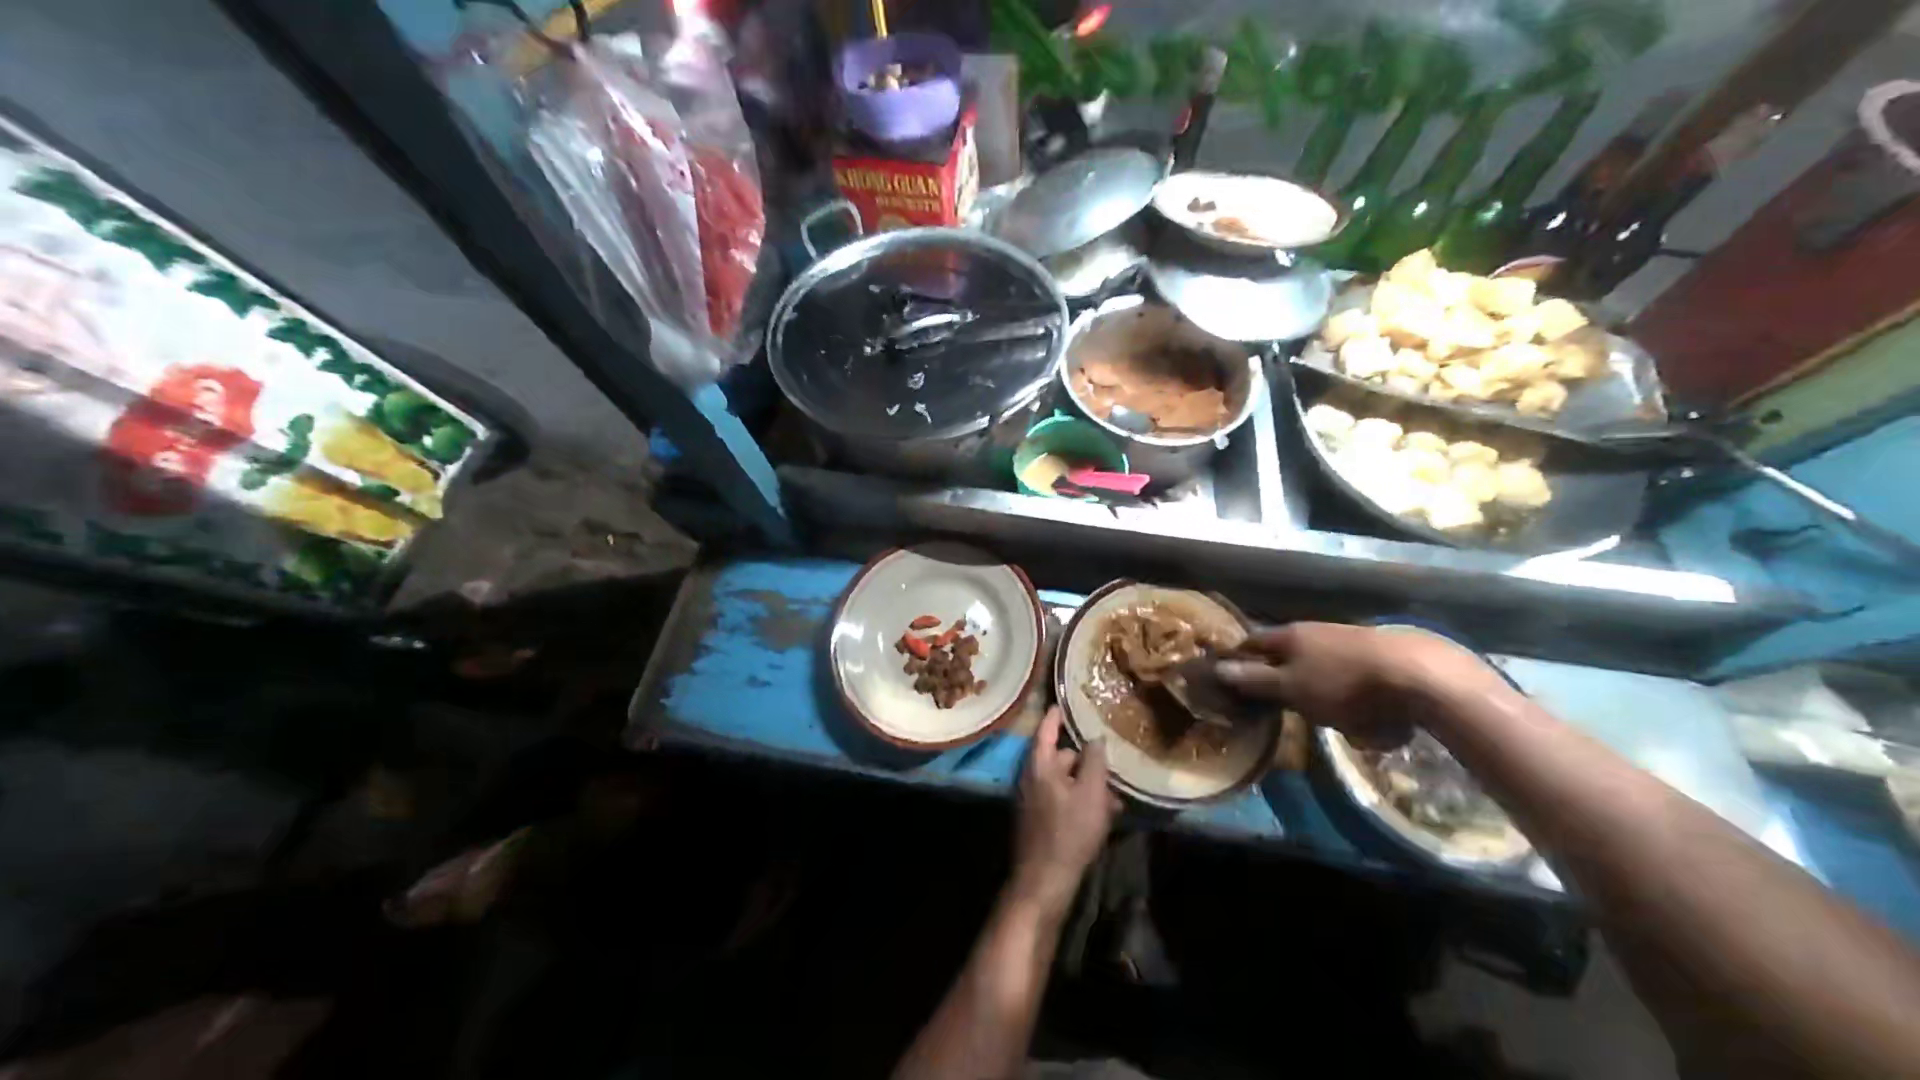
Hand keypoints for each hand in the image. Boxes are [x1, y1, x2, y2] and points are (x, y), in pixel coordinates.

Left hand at [1011, 707, 1118, 911]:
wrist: (1044, 881)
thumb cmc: (1069, 832)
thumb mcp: (1091, 793)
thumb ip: (1095, 761)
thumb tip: (1095, 737)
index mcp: (1039, 764)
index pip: (1046, 727)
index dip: (1057, 713)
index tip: (1068, 700)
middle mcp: (1031, 776)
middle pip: (1060, 756)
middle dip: (1087, 760)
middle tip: (1112, 763)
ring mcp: (1033, 799)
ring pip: (1066, 781)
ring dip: (1090, 785)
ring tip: (1116, 797)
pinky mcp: (1040, 819)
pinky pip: (1063, 800)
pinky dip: (1082, 802)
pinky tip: (1105, 816)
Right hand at [1215, 622, 1501, 744]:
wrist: (1419, 676)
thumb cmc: (1342, 684)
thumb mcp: (1291, 688)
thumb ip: (1254, 680)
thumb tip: (1218, 669)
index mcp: (1288, 635)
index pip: (1251, 642)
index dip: (1238, 659)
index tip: (1229, 678)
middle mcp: (1315, 630)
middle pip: (1286, 652)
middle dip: (1279, 674)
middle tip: (1275, 702)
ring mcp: (1348, 639)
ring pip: (1319, 663)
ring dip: (1316, 685)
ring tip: (1322, 713)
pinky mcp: (1377, 653)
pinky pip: (1350, 673)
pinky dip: (1347, 690)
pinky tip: (1359, 710)